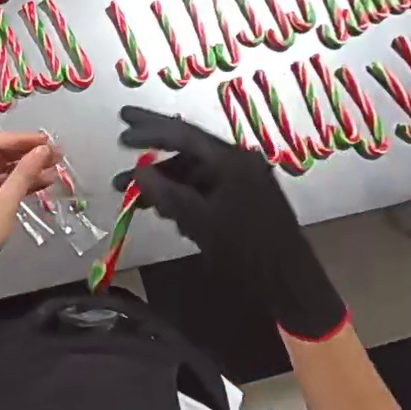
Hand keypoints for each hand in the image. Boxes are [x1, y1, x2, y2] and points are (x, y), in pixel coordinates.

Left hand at [0, 133, 58, 293]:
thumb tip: (43, 150)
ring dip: (29, 170)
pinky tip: (43, 183)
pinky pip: (3, 188)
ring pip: (4, 173)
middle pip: (1, 157)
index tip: (48, 141)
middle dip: (29, 155)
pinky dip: (21, 186)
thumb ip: (24, 174)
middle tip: (58, 155)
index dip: (23, 140)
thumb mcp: (4, 204)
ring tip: (57, 168)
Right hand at [112, 106, 346, 340]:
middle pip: (187, 152)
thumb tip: (137, 172)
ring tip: (132, 197)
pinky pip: (202, 191)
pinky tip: (162, 212)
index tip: (121, 125)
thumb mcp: (200, 222)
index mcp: (232, 161)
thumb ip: (167, 195)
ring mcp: (240, 183)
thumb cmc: (247, 251)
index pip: (184, 135)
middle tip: (121, 145)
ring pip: (192, 175)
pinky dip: (180, 198)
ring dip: (163, 183)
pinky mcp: (240, 202)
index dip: (149, 129)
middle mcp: (237, 165)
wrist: (289, 284)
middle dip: (152, 154)